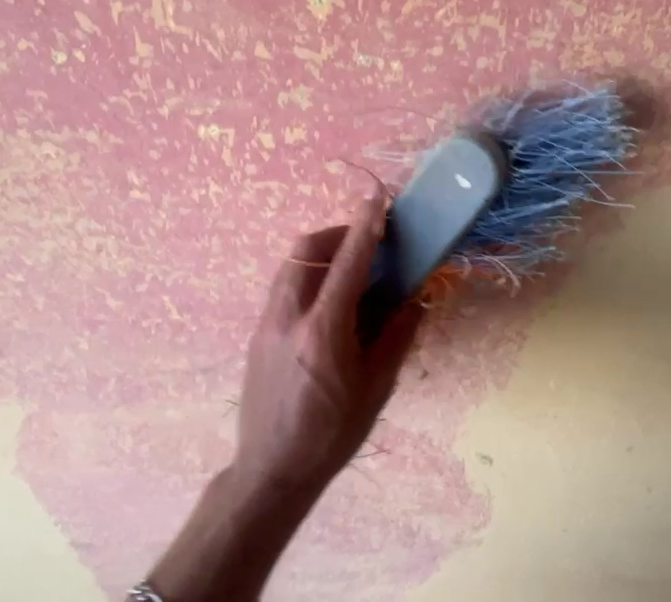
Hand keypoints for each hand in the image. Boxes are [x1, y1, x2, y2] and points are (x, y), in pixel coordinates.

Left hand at [234, 182, 423, 494]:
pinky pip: (283, 287)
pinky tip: (328, 304)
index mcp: (323, 332)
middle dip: (339, 234)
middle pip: (307, 250)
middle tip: (367, 244)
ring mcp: (266, 325)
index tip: (378, 198)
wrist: (271, 472)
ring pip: (290, 266)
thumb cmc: (332, 434)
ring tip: (350, 271)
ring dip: (322, 254)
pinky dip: (308, 277)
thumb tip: (413, 297)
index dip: (366, 226)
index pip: (348, 263)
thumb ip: (396, 335)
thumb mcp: (376, 388)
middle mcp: (288, 318)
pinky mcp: (257, 335)